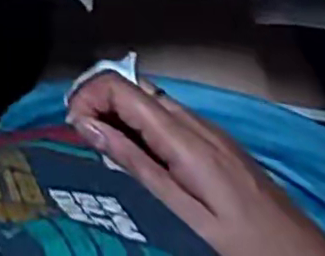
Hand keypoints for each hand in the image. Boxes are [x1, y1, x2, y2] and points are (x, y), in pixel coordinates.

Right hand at [66, 74, 324, 255]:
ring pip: (146, 96)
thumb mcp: (185, 211)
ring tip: (106, 144)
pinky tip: (138, 150)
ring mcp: (207, 127)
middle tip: (84, 135)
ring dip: (117, 110)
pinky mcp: (214, 138)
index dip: (88, 95)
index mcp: (183, 137)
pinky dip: (139, 120)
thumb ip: (135, 163)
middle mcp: (193, 120)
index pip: (118, 85)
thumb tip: (84, 124)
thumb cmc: (248, 244)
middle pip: (130, 84)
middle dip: (97, 100)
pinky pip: (164, 113)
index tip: (76, 126)